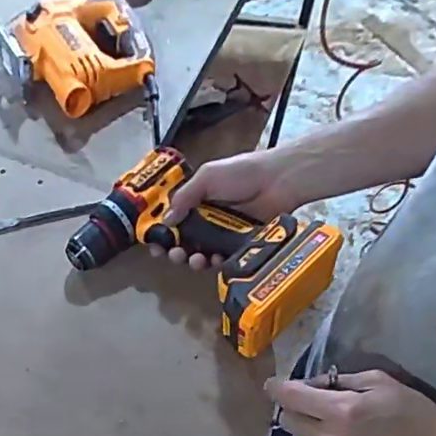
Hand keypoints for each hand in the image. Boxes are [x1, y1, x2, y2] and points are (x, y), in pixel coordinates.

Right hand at [150, 149, 311, 269]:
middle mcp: (208, 218)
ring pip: (201, 252)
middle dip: (175, 251)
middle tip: (174, 255)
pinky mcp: (240, 243)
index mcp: (197, 201)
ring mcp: (224, 232)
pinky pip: (223, 258)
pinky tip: (213, 261)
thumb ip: (184, 197)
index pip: (173, 221)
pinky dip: (215, 262)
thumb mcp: (207, 177)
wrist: (281, 180)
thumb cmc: (242, 173)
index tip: (154, 244)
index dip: (162, 233)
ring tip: (194, 260)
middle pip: (184, 241)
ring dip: (193, 259)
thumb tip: (166, 220)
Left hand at [266, 370, 435, 435]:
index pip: (289, 397)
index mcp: (340, 411)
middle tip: (314, 405)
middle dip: (295, 409)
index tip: (273, 385)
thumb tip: (307, 385)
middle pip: (287, 419)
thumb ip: (337, 381)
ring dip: (307, 430)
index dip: (277, 388)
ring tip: (333, 427)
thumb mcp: (378, 381)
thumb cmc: (412, 413)